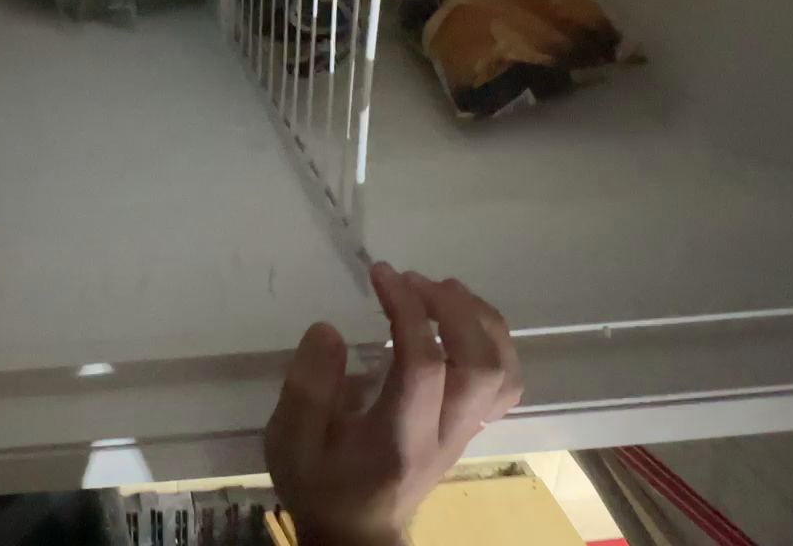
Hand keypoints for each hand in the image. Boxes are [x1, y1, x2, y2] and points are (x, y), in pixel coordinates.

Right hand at [265, 264, 522, 545]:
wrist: (357, 533)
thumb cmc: (320, 483)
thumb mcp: (290, 439)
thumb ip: (306, 385)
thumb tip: (329, 329)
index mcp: (400, 436)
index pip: (425, 367)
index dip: (409, 312)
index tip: (381, 274)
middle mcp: (444, 433)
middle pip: (480, 367)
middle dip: (451, 309)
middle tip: (410, 278)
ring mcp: (464, 431)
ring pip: (502, 373)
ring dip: (479, 320)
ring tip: (440, 287)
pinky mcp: (468, 426)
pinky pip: (502, 381)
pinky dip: (491, 340)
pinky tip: (459, 317)